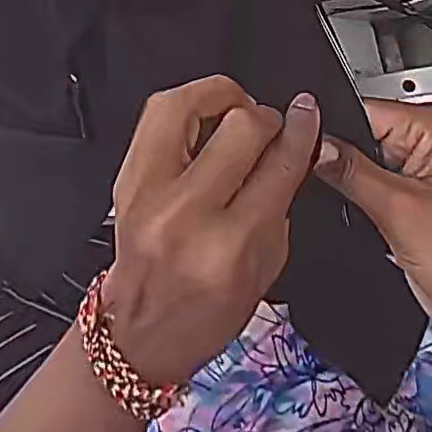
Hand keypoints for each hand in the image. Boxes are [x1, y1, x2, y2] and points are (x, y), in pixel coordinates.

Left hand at [101, 76, 319, 383]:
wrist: (139, 335)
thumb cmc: (205, 313)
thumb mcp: (267, 265)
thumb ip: (281, 198)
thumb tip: (292, 141)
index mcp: (230, 246)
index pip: (278, 164)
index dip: (301, 129)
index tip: (306, 112)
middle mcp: (185, 215)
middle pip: (241, 126)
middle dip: (267, 117)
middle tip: (272, 125)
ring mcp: (147, 193)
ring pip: (186, 105)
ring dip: (222, 95)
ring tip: (235, 107)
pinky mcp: (125, 180)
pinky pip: (156, 115)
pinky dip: (188, 104)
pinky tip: (204, 116)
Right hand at [313, 100, 431, 347]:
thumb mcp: (400, 211)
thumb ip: (351, 172)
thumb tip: (316, 146)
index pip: (362, 108)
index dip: (330, 130)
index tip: (307, 151)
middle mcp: (428, 139)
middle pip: (359, 132)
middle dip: (340, 158)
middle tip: (335, 187)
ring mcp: (419, 168)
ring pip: (362, 161)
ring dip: (351, 183)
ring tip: (363, 208)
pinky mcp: (412, 196)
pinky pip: (371, 184)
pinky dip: (361, 200)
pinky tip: (365, 217)